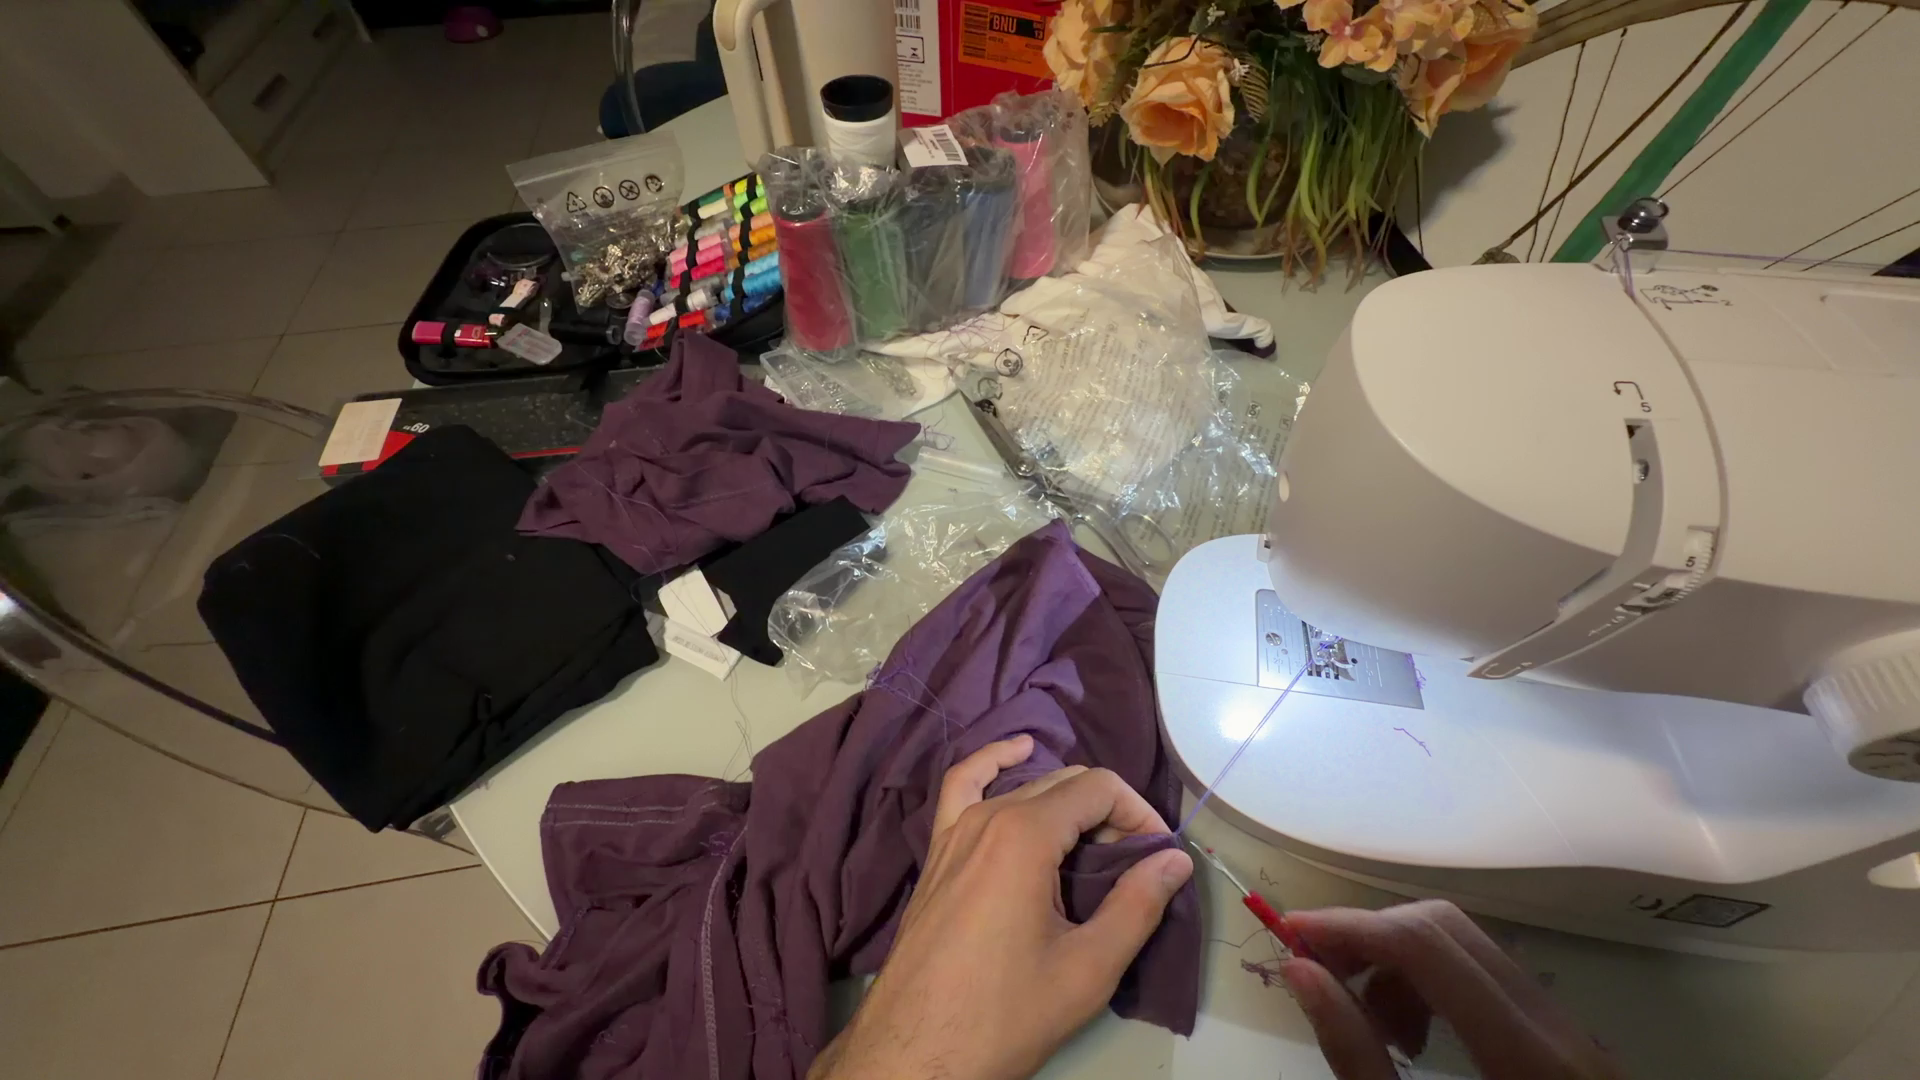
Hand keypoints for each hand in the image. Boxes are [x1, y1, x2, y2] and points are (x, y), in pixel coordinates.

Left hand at [809, 735, 1193, 1079]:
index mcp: (1025, 834)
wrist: (916, 1050)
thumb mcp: (1087, 968)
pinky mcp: (939, 846)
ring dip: (1067, 800)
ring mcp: (956, 827)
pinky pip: (963, 783)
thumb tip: (1175, 860)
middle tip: (1134, 864)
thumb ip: (1137, 906)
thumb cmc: (1005, 1012)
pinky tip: (1017, 753)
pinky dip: (993, 761)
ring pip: (1025, 786)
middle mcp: (988, 814)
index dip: (1139, 814)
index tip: (1158, 857)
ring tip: (1097, 837)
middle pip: (1065, 783)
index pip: (1098, 788)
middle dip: (1110, 812)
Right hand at [1282, 900, 1625, 1079]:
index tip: (1290, 933)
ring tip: (1371, 1025)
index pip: (1424, 946)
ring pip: (1463, 946)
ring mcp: (1574, 1034)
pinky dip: (1429, 985)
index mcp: (1531, 1062)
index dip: (1347, 927)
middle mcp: (1563, 1031)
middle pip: (1443, 928)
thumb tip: (1299, 969)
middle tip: (1320, 974)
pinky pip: (1483, 977)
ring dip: (1395, 963)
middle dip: (1368, 938)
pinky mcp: (1567, 1043)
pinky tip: (1410, 1037)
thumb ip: (1356, 1057)